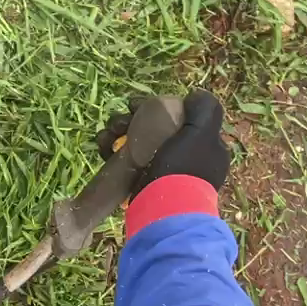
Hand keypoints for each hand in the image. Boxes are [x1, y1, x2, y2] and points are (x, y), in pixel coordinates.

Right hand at [96, 88, 229, 194]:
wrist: (164, 210)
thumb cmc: (182, 169)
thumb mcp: (201, 133)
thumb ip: (204, 110)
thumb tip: (194, 94)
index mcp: (202, 145)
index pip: (176, 116)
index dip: (152, 106)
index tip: (133, 106)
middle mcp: (183, 157)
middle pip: (151, 128)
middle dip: (128, 121)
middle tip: (116, 123)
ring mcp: (161, 170)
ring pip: (134, 142)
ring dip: (115, 135)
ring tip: (104, 138)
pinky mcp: (140, 182)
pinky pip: (123, 159)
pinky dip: (111, 151)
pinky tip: (102, 150)